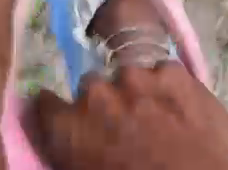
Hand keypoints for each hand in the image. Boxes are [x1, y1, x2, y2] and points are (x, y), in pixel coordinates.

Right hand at [31, 63, 227, 169]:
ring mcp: (138, 77)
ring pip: (130, 76)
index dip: (55, 113)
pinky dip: (171, 91)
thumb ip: (77, 153)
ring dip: (138, 94)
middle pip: (92, 87)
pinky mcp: (176, 73)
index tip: (67, 122)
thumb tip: (81, 146)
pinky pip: (165, 74)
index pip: (43, 105)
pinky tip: (184, 114)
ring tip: (159, 122)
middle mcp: (98, 93)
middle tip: (126, 132)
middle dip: (105, 106)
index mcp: (71, 129)